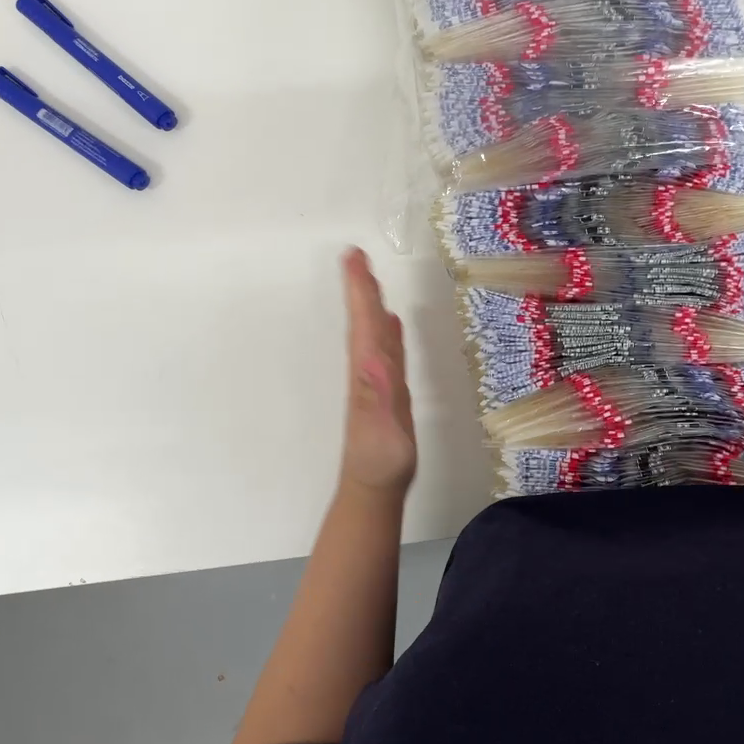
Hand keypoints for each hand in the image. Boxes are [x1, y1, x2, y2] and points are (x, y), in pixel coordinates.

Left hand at [338, 248, 417, 494]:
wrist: (372, 488)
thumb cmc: (381, 463)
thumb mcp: (383, 432)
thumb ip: (379, 398)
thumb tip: (375, 359)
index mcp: (368, 376)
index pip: (364, 326)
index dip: (360, 293)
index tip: (353, 258)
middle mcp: (369, 373)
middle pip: (363, 323)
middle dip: (360, 290)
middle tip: (356, 256)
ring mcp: (377, 383)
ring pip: (373, 334)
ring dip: (370, 305)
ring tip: (371, 279)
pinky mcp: (388, 393)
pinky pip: (388, 352)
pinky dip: (387, 333)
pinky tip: (391, 322)